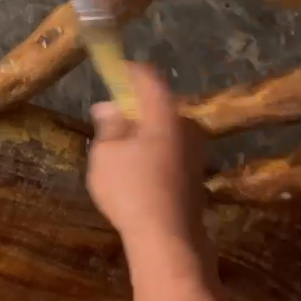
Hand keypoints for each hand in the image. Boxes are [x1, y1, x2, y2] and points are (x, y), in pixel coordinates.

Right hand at [86, 64, 208, 264]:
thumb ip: (108, 126)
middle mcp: (186, 126)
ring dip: (141, 131)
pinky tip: (133, 169)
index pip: (149, 81)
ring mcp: (195, 148)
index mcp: (163, 116)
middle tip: (109, 118)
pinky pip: (168, 148)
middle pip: (158, 106)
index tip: (114, 68)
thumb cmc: (129, 188)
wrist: (166, 232)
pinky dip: (150, 149)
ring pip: (163, 129)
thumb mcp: (106, 154)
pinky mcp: (194, 169)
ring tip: (117, 149)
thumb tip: (108, 107)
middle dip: (133, 108)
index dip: (130, 72)